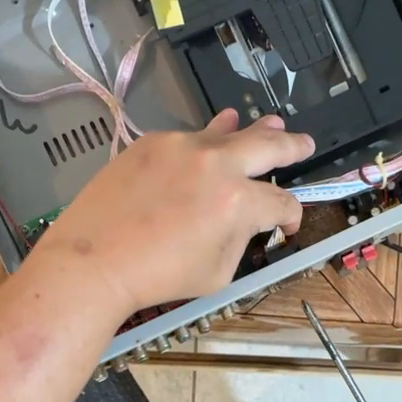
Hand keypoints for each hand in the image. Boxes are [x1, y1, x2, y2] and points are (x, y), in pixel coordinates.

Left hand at [24, 111, 313, 314]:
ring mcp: (182, 147)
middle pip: (267, 146)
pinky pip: (190, 140)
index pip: (281, 202)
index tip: (287, 224)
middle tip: (306, 144)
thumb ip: (239, 239)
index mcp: (236, 203)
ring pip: (227, 133)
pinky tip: (215, 137)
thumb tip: (245, 219)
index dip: (291, 215)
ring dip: (252, 131)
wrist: (96, 260)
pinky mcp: (153, 143)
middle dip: (292, 146)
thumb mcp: (217, 272)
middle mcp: (215, 164)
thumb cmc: (159, 278)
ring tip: (272, 124)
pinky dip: (208, 142)